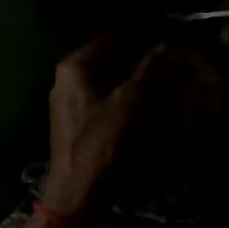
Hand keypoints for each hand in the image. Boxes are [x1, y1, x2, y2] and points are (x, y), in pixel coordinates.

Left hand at [40, 34, 163, 222]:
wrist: (76, 188)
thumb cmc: (101, 142)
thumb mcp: (130, 103)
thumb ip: (146, 72)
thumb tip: (161, 47)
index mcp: (73, 68)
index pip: (109, 39)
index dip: (137, 38)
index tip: (163, 40)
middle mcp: (64, 79)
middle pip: (105, 59)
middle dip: (133, 60)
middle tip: (164, 62)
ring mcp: (66, 100)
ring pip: (103, 80)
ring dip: (127, 80)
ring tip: (157, 81)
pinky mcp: (73, 120)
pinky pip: (99, 98)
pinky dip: (118, 97)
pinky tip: (139, 103)